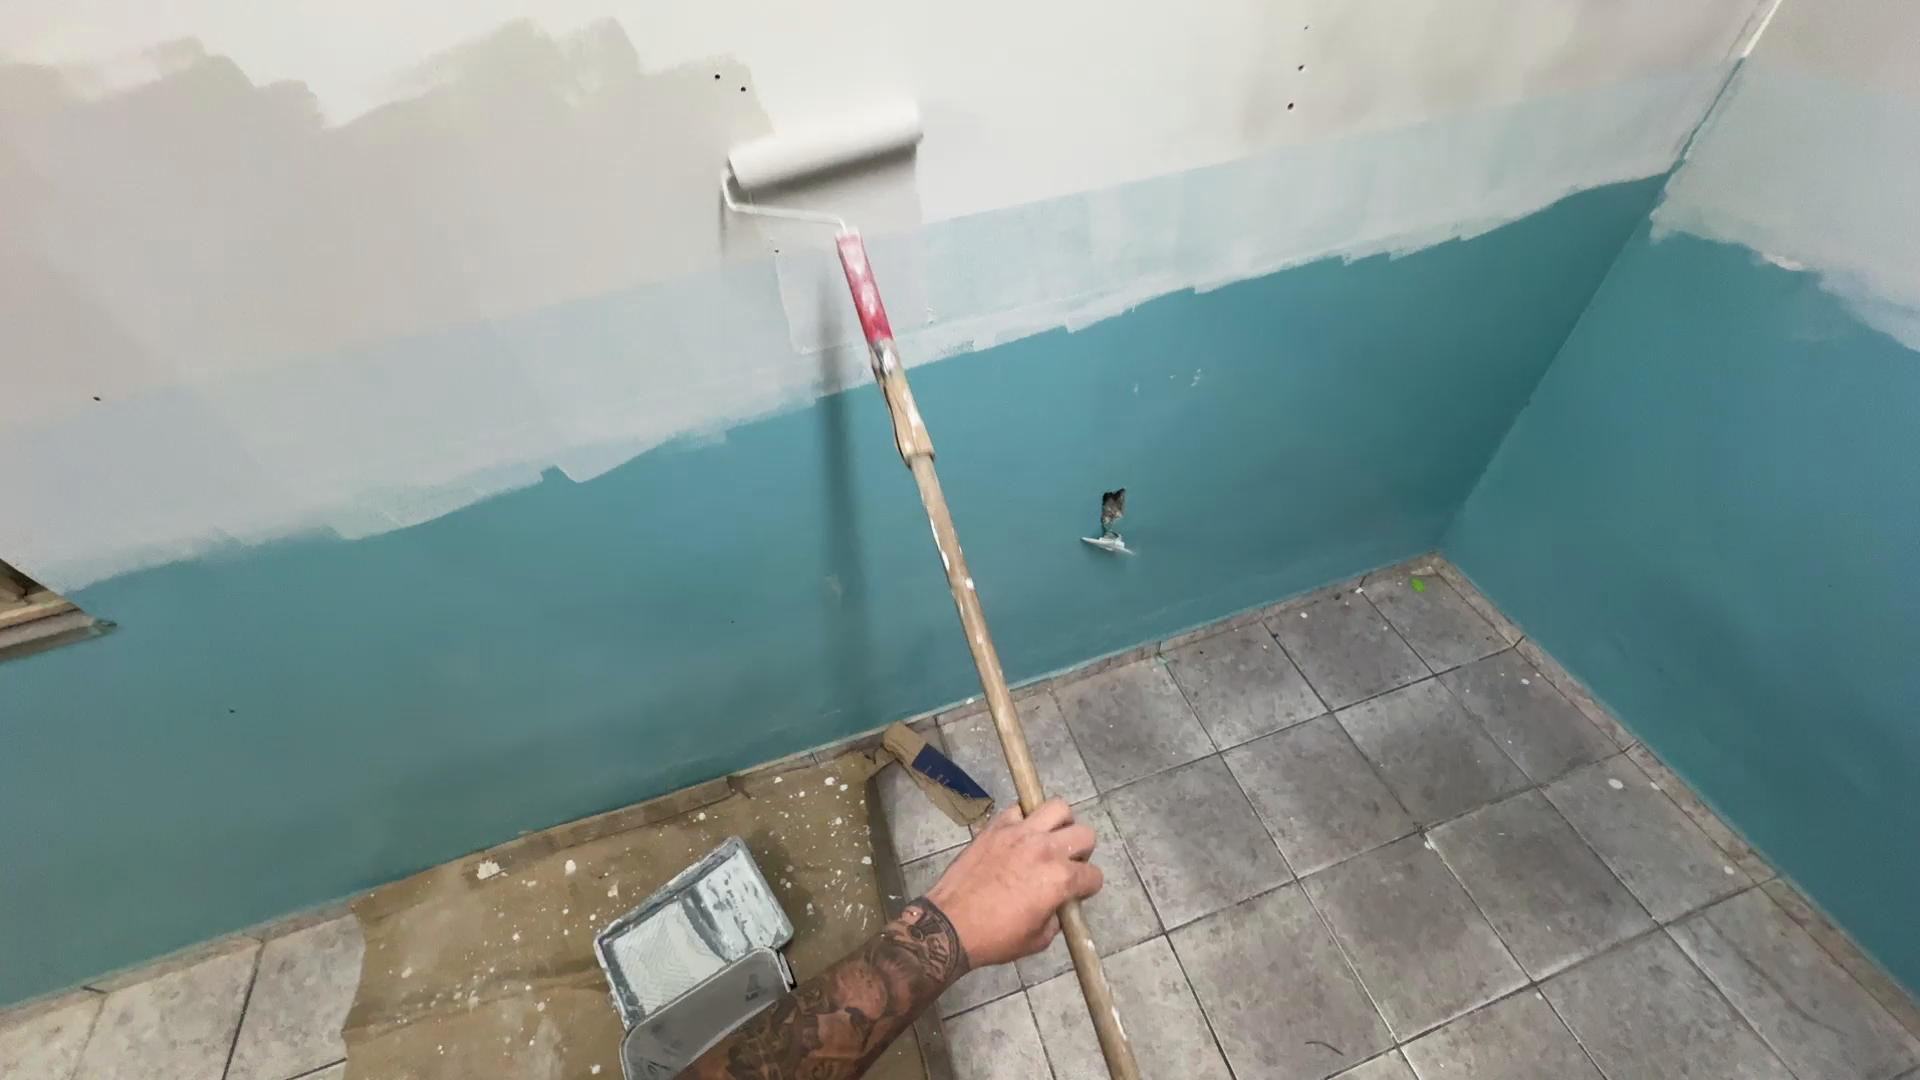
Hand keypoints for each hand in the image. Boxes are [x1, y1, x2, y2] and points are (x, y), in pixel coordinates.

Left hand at [923, 798, 1102, 967]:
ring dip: (1061, 823)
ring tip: (1049, 839)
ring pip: (1058, 807)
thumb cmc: (996, 937)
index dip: (1089, 886)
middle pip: (1085, 833)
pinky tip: (1019, 836)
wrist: (952, 922)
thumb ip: (1057, 916)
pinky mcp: (997, 825)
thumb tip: (1059, 902)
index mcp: (1060, 880)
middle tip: (1067, 863)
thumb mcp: (1038, 939)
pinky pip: (1020, 809)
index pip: (1094, 874)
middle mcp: (1046, 849)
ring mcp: (1020, 832)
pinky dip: (1025, 819)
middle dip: (1082, 851)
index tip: (1079, 891)